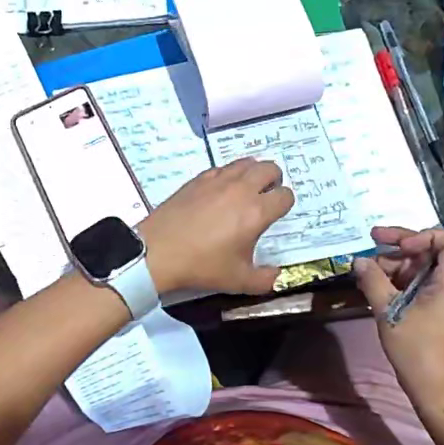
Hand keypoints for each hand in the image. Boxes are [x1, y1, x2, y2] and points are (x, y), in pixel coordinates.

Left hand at [140, 159, 292, 294]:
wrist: (158, 252)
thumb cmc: (202, 266)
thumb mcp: (238, 281)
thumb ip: (264, 280)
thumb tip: (276, 275)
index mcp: (256, 212)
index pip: (285, 195)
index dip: (285, 204)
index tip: (276, 215)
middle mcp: (241, 189)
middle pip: (270, 168)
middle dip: (275, 180)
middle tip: (266, 196)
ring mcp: (218, 180)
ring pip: (246, 162)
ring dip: (254, 173)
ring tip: (247, 190)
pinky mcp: (198, 179)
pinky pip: (223, 167)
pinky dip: (229, 175)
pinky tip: (221, 191)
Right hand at [352, 225, 443, 408]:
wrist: (436, 390)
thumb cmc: (417, 351)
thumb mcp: (389, 313)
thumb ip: (373, 281)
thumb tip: (359, 261)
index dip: (425, 236)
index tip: (400, 247)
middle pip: (433, 250)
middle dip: (402, 244)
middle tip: (373, 239)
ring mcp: (443, 298)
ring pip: (422, 267)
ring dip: (396, 263)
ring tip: (368, 270)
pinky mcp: (435, 310)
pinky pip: (418, 284)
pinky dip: (398, 280)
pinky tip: (376, 285)